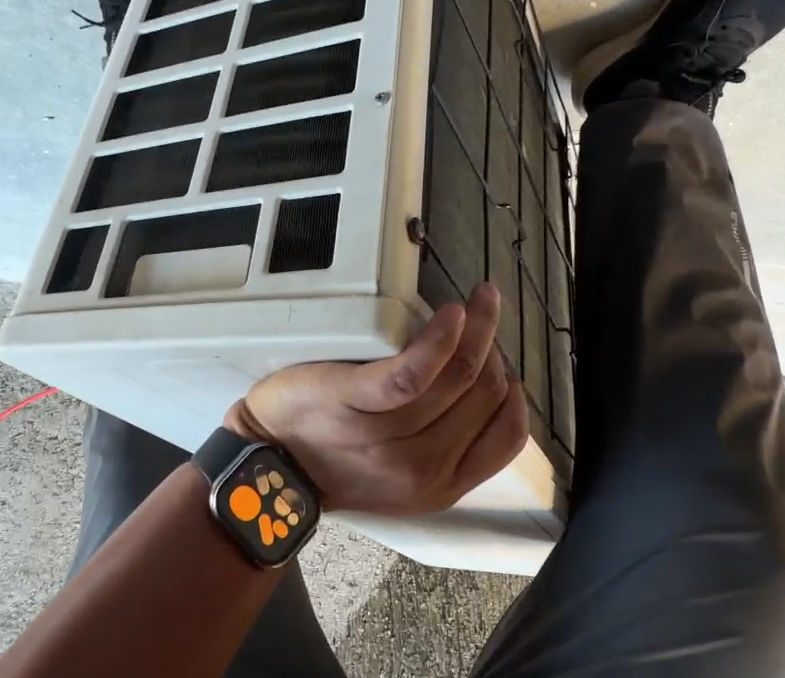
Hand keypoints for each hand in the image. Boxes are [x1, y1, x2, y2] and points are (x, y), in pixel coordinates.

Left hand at [225, 282, 529, 515]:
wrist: (272, 465)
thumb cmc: (338, 461)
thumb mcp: (403, 477)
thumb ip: (445, 447)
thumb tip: (482, 391)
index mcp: (443, 485)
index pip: (508, 434)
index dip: (513, 391)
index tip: (501, 360)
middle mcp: (423, 465)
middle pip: (485, 394)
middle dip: (494, 348)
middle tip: (485, 315)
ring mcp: (389, 435)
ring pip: (457, 375)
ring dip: (479, 328)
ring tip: (481, 299)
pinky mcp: (355, 399)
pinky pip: (412, 370)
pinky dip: (439, 339)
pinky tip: (453, 313)